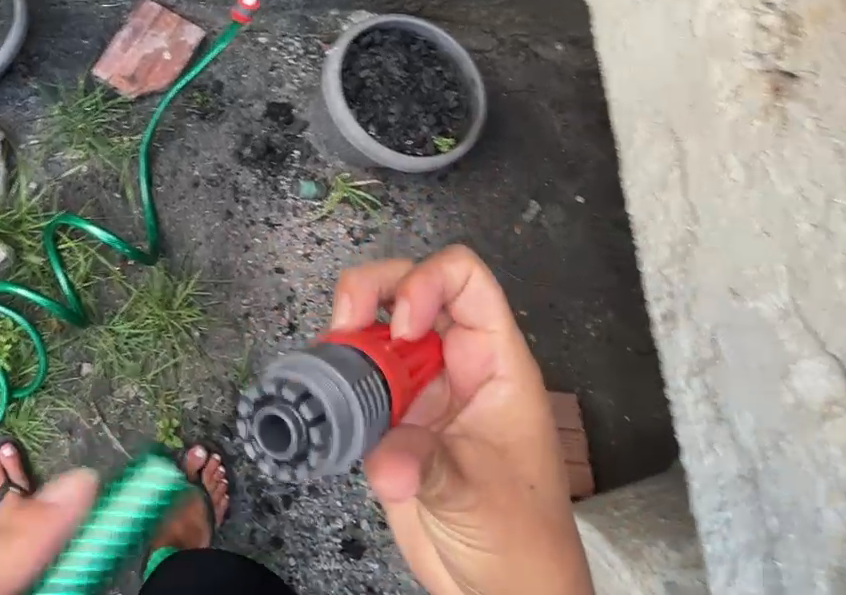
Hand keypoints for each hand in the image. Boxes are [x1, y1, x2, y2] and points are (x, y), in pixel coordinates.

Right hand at [332, 247, 592, 594]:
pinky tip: (328, 385)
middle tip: (346, 325)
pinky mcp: (388, 408)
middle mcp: (452, 360)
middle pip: (410, 283)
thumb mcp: (477, 497)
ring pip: (378, 317)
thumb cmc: (517, 540)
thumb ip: (429, 468)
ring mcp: (418, 382)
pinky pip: (357, 363)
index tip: (404, 329)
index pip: (465, 281)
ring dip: (349, 322)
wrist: (496, 589)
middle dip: (371, 289)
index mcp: (493, 362)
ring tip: (333, 354)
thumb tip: (385, 463)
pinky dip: (335, 362)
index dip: (427, 283)